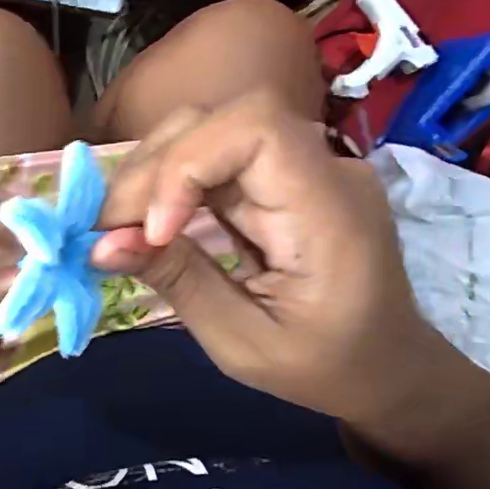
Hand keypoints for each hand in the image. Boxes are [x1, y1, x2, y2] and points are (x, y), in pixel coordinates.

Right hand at [92, 92, 452, 428]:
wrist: (389, 366)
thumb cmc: (326, 369)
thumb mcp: (245, 345)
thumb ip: (180, 282)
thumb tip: (100, 244)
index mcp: (330, 213)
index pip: (257, 129)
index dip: (188, 163)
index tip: (154, 231)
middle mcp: (324, 170)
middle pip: (225, 119)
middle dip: (154, 166)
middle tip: (109, 228)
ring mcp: (306, 167)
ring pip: (213, 130)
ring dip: (154, 170)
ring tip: (121, 224)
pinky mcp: (285, 177)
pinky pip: (220, 157)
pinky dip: (173, 182)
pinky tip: (150, 219)